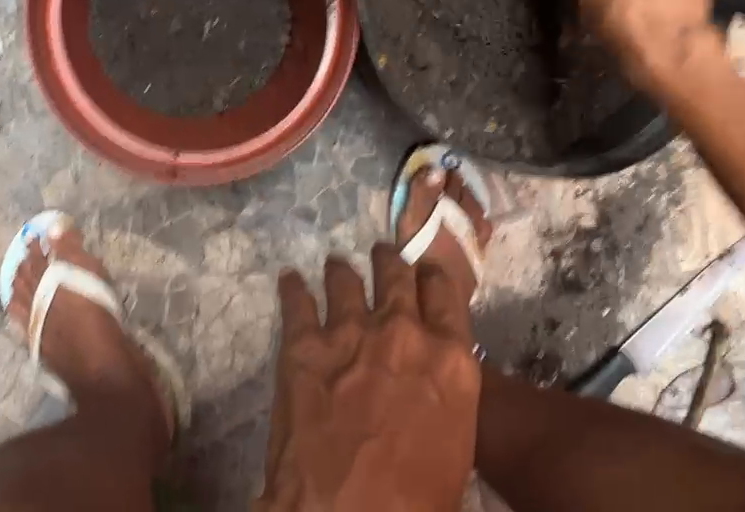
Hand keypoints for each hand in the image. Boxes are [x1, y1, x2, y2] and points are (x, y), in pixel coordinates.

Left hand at [255, 247, 479, 511]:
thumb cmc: (414, 500)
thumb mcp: (455, 444)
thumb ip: (443, 392)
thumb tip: (433, 381)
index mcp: (449, 359)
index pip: (444, 292)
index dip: (431, 277)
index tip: (423, 271)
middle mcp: (402, 332)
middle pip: (396, 274)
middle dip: (388, 262)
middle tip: (381, 256)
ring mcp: (350, 332)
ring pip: (346, 278)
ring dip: (342, 271)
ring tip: (336, 266)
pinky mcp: (303, 344)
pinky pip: (296, 299)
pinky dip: (292, 287)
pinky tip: (289, 280)